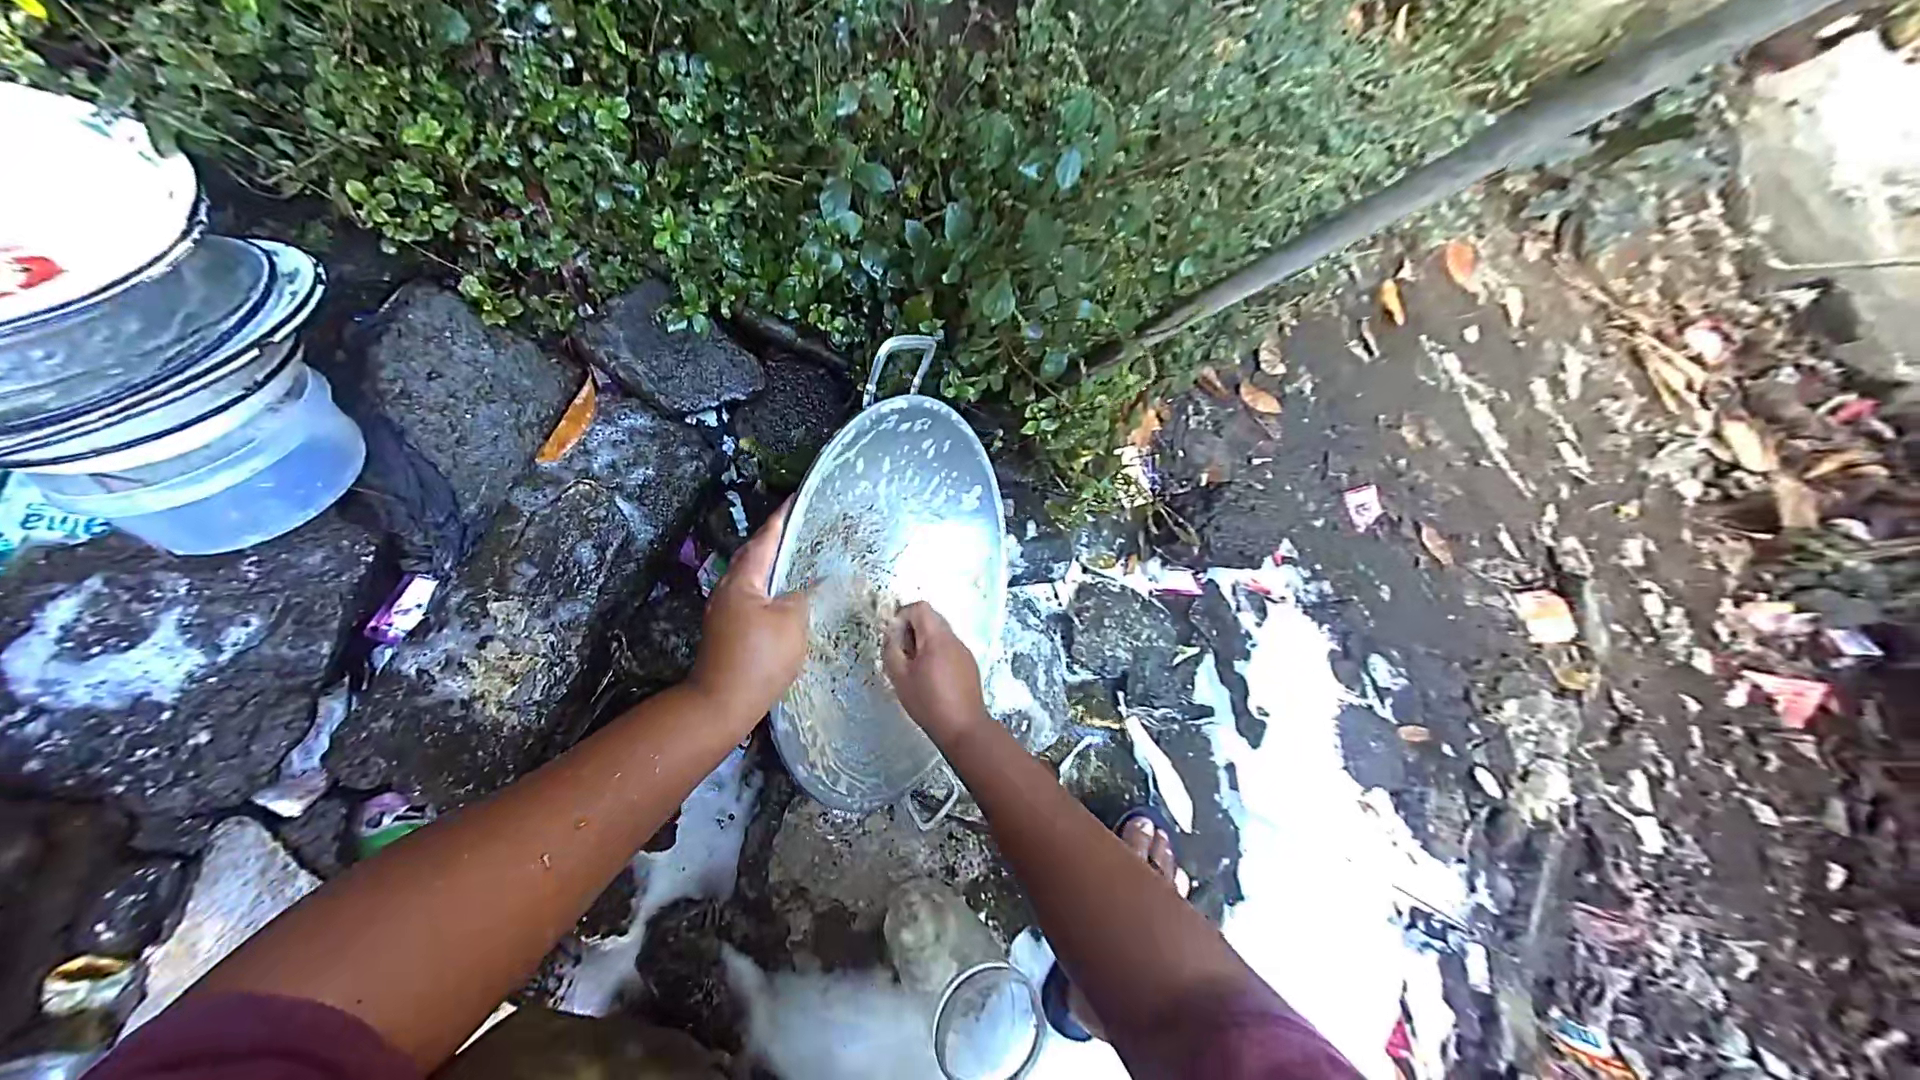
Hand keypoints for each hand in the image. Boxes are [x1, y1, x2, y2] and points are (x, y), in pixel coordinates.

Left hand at [688, 502, 808, 721]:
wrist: (721, 703)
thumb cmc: (759, 658)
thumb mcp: (792, 622)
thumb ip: (803, 595)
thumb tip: (808, 583)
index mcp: (743, 579)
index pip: (766, 538)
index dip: (783, 518)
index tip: (798, 498)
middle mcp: (728, 588)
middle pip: (753, 554)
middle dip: (775, 538)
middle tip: (802, 526)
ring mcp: (725, 610)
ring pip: (751, 576)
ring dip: (772, 563)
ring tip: (799, 556)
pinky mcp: (728, 629)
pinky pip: (751, 595)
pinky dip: (769, 586)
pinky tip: (786, 595)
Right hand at [883, 601, 988, 745]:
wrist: (964, 727)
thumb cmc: (928, 702)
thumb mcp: (900, 677)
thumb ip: (892, 649)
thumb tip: (892, 633)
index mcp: (937, 638)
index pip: (920, 607)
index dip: (903, 616)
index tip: (895, 638)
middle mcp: (954, 639)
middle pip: (931, 618)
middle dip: (912, 630)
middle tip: (903, 654)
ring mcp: (964, 651)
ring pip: (941, 634)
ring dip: (924, 642)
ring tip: (916, 669)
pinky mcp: (970, 664)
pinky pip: (950, 648)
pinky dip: (937, 653)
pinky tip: (933, 678)